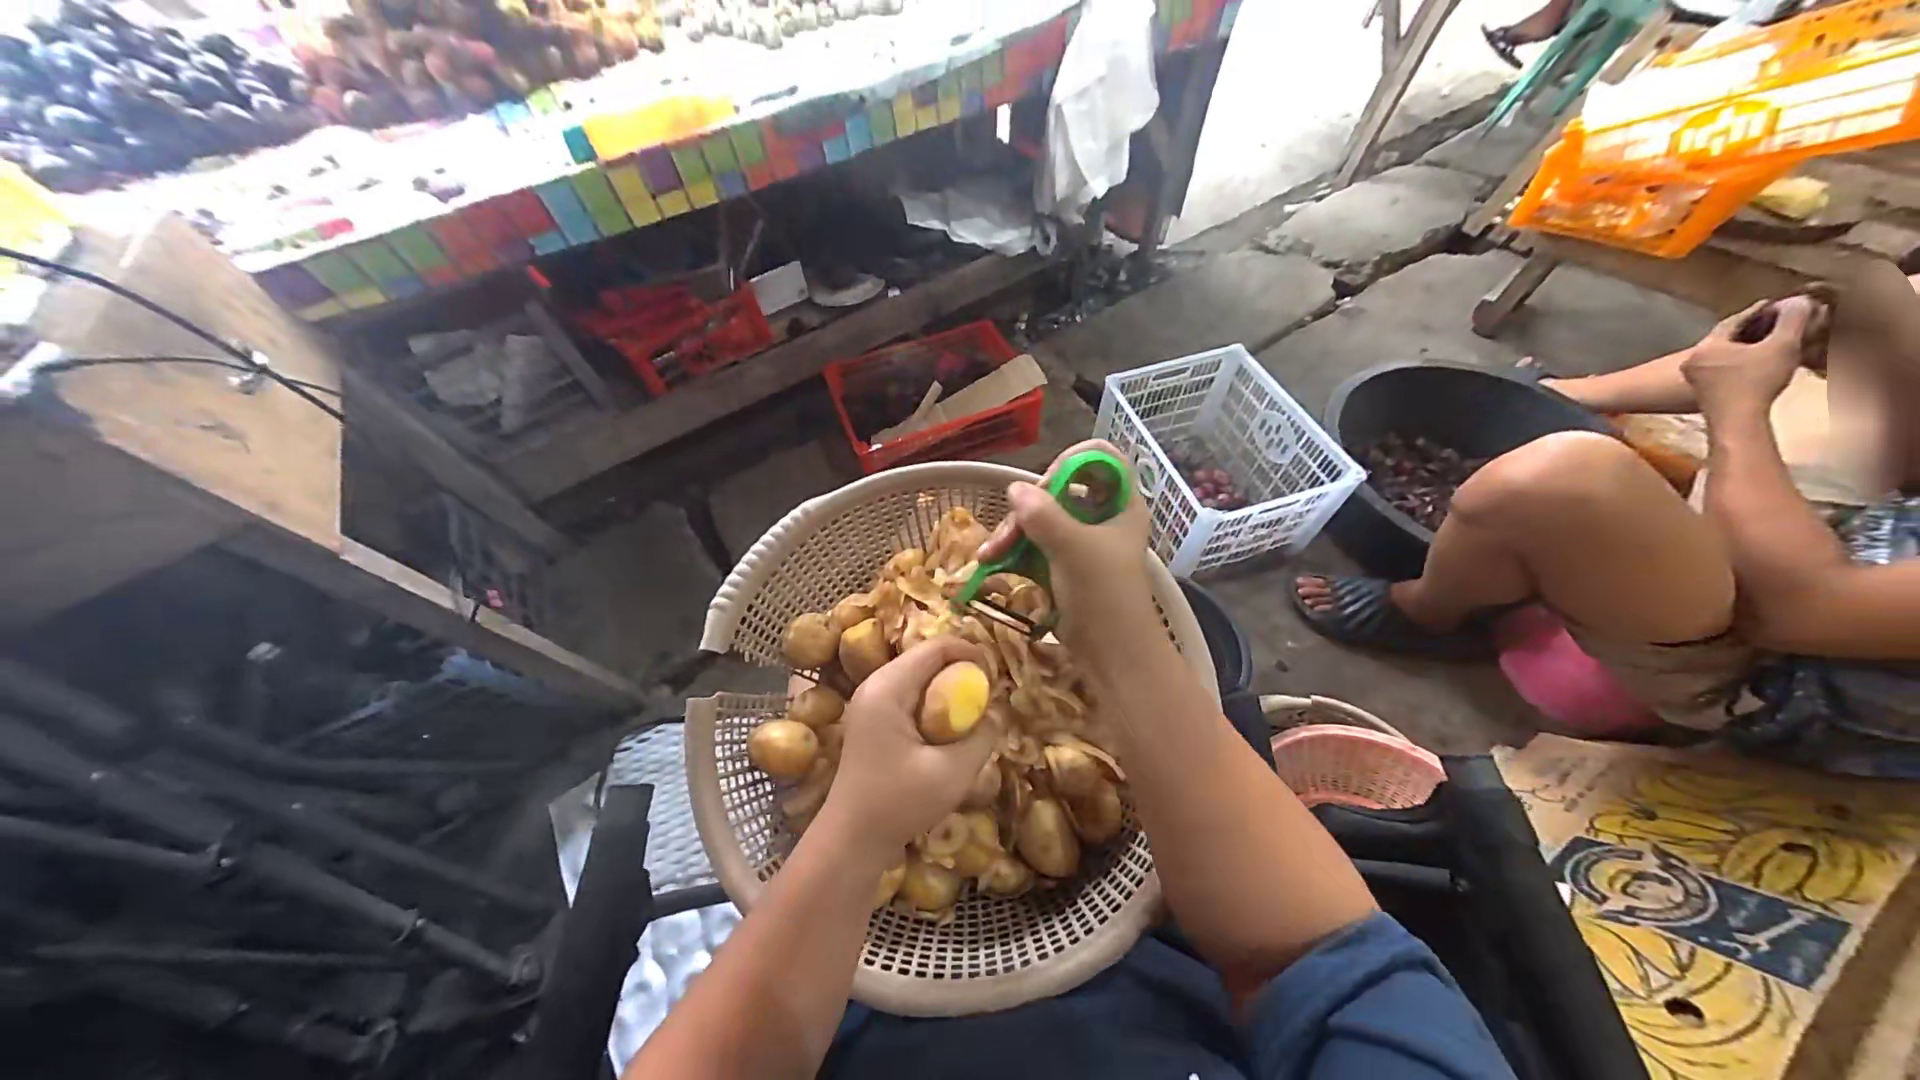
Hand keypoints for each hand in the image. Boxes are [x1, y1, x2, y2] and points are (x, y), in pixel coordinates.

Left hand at [811, 637, 997, 866]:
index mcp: (888, 688)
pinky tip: (946, 728)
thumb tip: (997, 714)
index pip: (935, 648)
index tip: (995, 676)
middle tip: (987, 696)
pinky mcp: (872, 718)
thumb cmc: (898, 804)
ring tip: (971, 713)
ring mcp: (870, 701)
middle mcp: (875, 685)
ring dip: (947, 687)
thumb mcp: (952, 774)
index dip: (970, 653)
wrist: (851, 839)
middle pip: (925, 657)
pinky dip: (932, 701)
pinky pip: (909, 693)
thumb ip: (981, 738)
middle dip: (961, 669)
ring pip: (918, 675)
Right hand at [976, 440, 1162, 663]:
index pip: (1098, 457)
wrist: (1112, 655)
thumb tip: (1014, 489)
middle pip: (1060, 488)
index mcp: (1120, 503)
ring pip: (1041, 517)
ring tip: (989, 554)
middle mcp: (1102, 515)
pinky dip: (1013, 549)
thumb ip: (1044, 515)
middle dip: (1027, 506)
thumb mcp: (1074, 549)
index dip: (1070, 463)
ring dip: (1012, 531)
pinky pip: (1034, 543)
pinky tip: (991, 560)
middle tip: (1008, 532)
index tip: (1045, 486)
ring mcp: (1081, 540)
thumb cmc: (1105, 596)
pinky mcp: (1063, 563)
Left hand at [1682, 296, 1819, 418]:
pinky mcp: (1700, 390)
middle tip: (1774, 318)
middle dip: (1751, 327)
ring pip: (1722, 353)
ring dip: (1746, 344)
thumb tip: (1799, 301)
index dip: (1757, 310)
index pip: (1733, 321)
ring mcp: (1693, 376)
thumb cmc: (1757, 381)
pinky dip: (1740, 359)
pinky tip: (1757, 361)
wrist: (1736, 419)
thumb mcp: (1782, 345)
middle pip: (1724, 337)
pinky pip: (1721, 366)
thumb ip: (1792, 320)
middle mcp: (1692, 360)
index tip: (1774, 302)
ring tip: (1770, 338)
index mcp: (1706, 347)